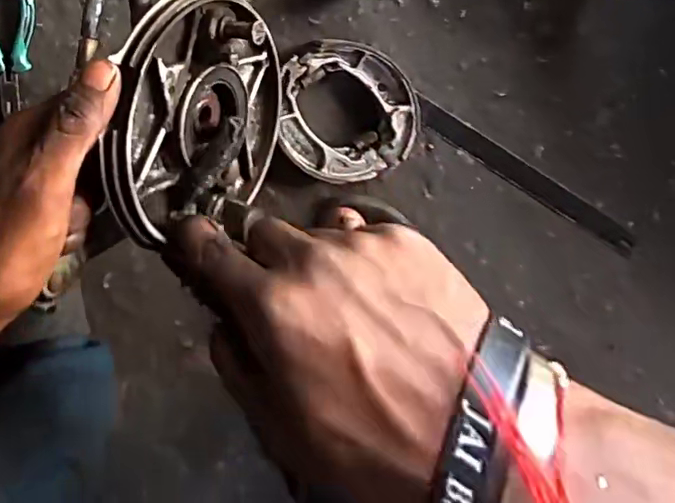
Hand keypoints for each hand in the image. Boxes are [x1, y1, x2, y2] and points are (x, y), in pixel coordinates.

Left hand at [0, 58, 119, 326]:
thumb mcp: (50, 177)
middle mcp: (31, 143)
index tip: (127, 148)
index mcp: (31, 126)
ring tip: (70, 225)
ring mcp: (33, 175)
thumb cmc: (8, 241)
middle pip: (92, 140)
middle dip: (101, 173)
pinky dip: (76, 222)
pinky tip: (63, 239)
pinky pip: (74, 201)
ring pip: (88, 176)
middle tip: (88, 199)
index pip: (88, 98)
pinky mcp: (36, 204)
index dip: (113, 119)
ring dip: (88, 203)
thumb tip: (105, 67)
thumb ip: (78, 124)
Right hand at [169, 206, 489, 502]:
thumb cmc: (382, 444)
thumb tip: (225, 330)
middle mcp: (309, 261)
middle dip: (265, 258)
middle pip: (262, 231)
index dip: (194, 239)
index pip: (211, 251)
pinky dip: (361, 255)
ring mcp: (358, 243)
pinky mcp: (401, 238)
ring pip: (313, 230)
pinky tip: (385, 294)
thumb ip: (239, 368)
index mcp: (273, 306)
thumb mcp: (288, 430)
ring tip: (350, 302)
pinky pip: (361, 231)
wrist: (484, 435)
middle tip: (289, 294)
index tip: (191, 232)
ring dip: (317, 258)